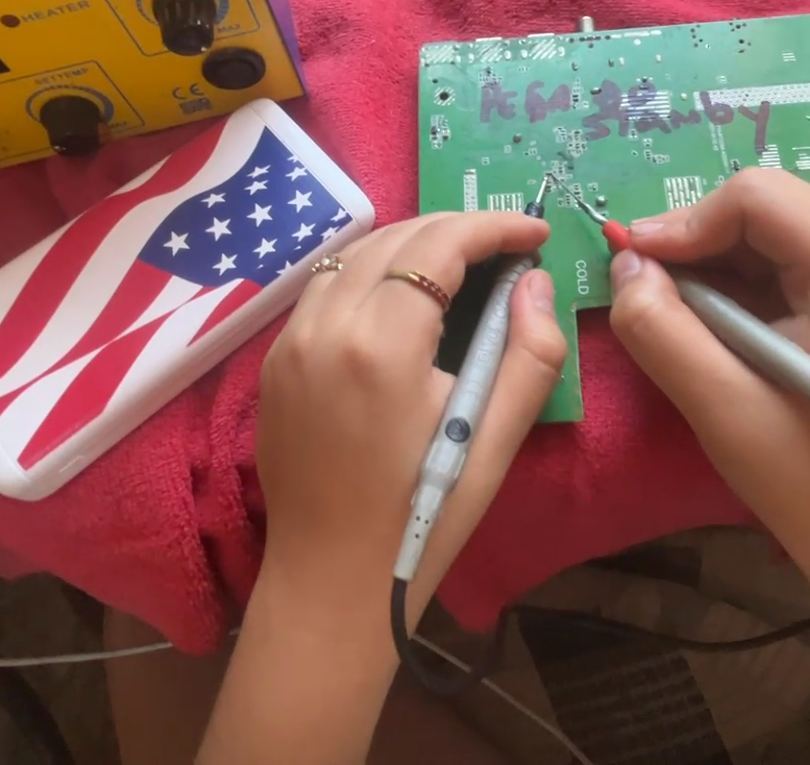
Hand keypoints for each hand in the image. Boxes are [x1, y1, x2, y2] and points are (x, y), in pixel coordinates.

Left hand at [255, 212, 566, 625]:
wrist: (329, 582)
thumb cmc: (421, 517)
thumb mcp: (494, 443)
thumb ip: (531, 354)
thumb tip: (534, 281)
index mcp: (380, 346)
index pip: (439, 247)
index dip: (492, 227)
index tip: (534, 230)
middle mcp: (324, 326)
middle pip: (396, 238)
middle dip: (456, 228)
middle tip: (504, 244)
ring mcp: (289, 340)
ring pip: (355, 253)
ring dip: (412, 244)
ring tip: (462, 259)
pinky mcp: (274, 358)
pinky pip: (327, 285)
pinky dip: (373, 269)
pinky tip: (404, 292)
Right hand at [605, 170, 809, 607]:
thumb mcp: (721, 408)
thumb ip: (660, 329)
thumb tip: (625, 266)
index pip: (758, 196)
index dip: (685, 220)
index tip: (635, 263)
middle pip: (766, 206)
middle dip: (695, 236)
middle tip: (644, 281)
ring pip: (769, 232)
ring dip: (710, 260)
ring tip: (670, 306)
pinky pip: (781, 266)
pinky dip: (733, 282)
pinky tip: (710, 323)